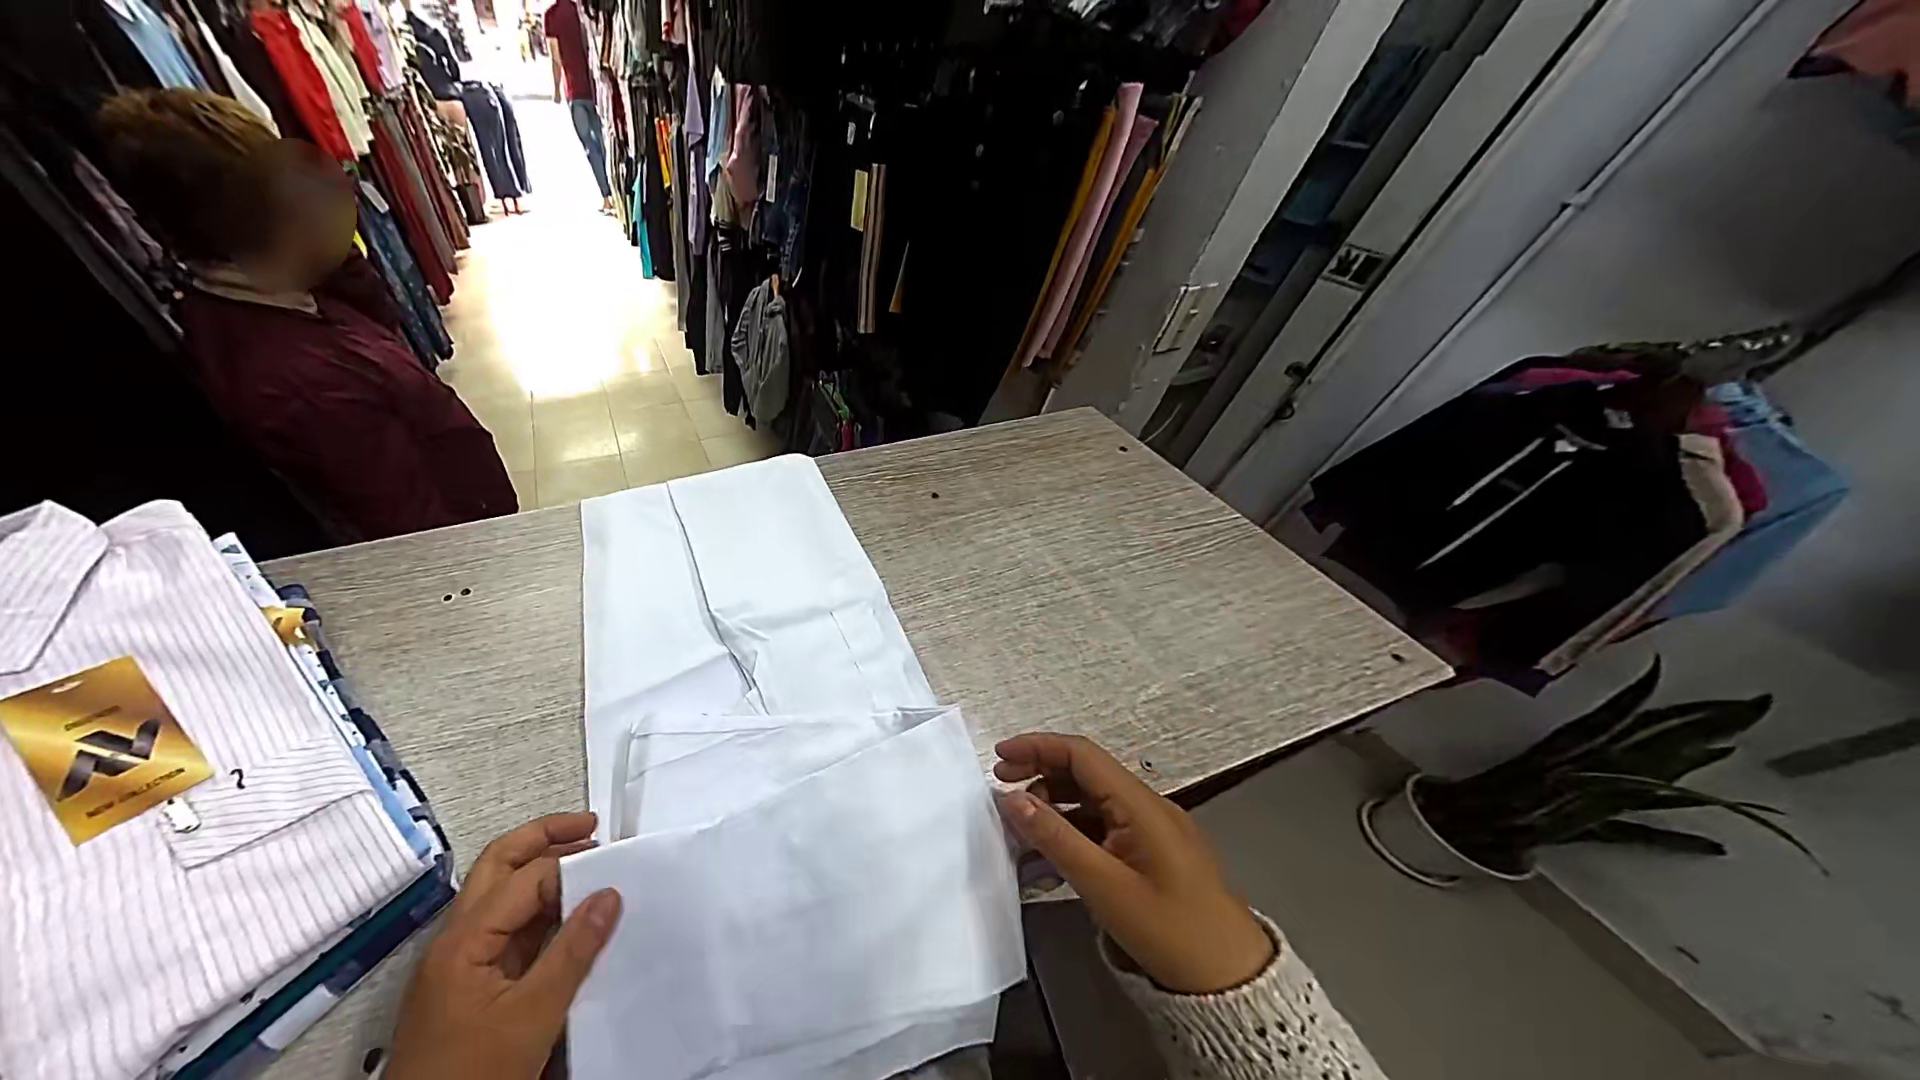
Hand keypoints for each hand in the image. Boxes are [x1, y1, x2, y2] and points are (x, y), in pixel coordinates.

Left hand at [385, 813, 622, 1079]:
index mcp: (463, 942)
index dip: (570, 869)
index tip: (614, 875)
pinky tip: (573, 911)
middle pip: (498, 864)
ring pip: (501, 891)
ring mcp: (461, 959)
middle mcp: (456, 940)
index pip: (524, 880)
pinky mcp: (472, 979)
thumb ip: (574, 950)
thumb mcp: (533, 1015)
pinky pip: (509, 924)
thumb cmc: (474, 1075)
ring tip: (590, 861)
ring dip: (544, 868)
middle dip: (544, 837)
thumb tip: (610, 894)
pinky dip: (542, 906)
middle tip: (591, 826)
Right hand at [994, 734, 1274, 993]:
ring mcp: (1149, 828)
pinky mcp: (1150, 850)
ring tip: (1019, 825)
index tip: (1000, 756)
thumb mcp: (1104, 886)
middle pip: (1084, 772)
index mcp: (1139, 803)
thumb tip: (1011, 799)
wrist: (1232, 978)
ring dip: (1053, 804)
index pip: (1081, 754)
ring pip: (1091, 800)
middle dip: (1040, 772)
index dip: (1037, 747)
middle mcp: (1145, 805)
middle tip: (1001, 784)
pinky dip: (1072, 830)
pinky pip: (1103, 826)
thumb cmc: (1170, 931)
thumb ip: (1056, 838)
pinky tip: (1050, 852)